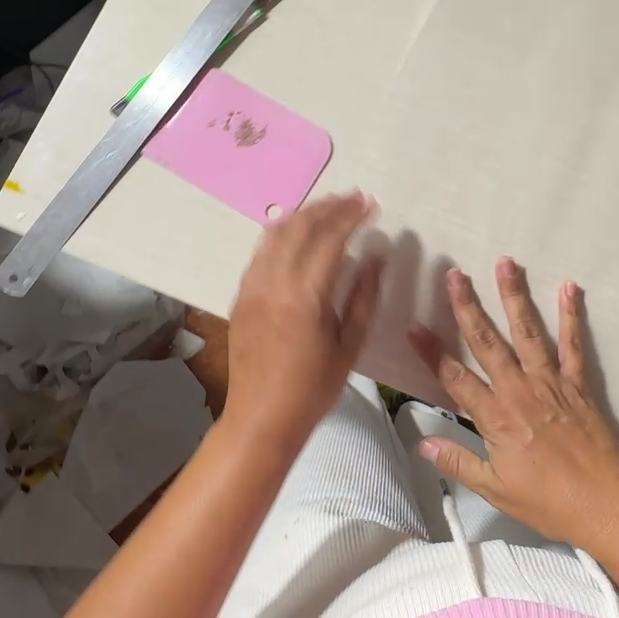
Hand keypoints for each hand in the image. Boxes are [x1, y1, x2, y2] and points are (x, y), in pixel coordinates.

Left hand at [226, 191, 383, 445]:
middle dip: (329, 206)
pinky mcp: (241, 295)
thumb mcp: (350, 346)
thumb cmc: (313, 388)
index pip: (330, 238)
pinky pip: (261, 251)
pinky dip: (282, 232)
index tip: (371, 205)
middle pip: (301, 226)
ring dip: (305, 214)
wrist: (260, 419)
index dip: (351, 216)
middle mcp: (274, 282)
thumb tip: (377, 255)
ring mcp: (252, 286)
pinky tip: (297, 231)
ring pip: (276, 232)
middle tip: (354, 198)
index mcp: (305, 296)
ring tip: (329, 207)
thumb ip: (364, 296)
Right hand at [409, 259, 618, 548]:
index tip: (413, 325)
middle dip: (468, 306)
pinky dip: (571, 315)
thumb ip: (458, 462)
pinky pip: (573, 344)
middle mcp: (519, 390)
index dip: (432, 351)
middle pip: (487, 341)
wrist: (605, 505)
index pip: (454, 377)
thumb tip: (422, 444)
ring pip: (527, 331)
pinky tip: (568, 288)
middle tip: (455, 275)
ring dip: (514, 296)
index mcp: (495, 417)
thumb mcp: (496, 491)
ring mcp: (550, 382)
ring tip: (505, 263)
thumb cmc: (548, 502)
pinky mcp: (578, 383)